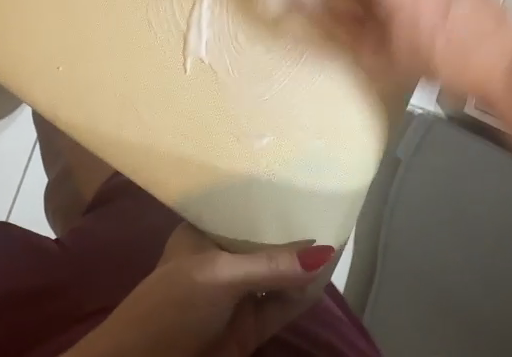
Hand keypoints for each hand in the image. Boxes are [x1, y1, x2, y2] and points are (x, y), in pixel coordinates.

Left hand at [73, 225, 332, 356]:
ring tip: (339, 238)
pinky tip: (325, 279)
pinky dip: (302, 296)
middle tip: (331, 208)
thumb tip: (326, 252)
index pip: (239, 209)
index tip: (302, 183)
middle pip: (262, 243)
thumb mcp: (219, 276)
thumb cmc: (172, 305)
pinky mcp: (247, 328)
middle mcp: (219, 260)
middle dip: (292, 232)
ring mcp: (234, 295)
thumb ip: (270, 265)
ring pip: (276, 275)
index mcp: (201, 233)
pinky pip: (281, 307)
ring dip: (302, 266)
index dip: (268, 199)